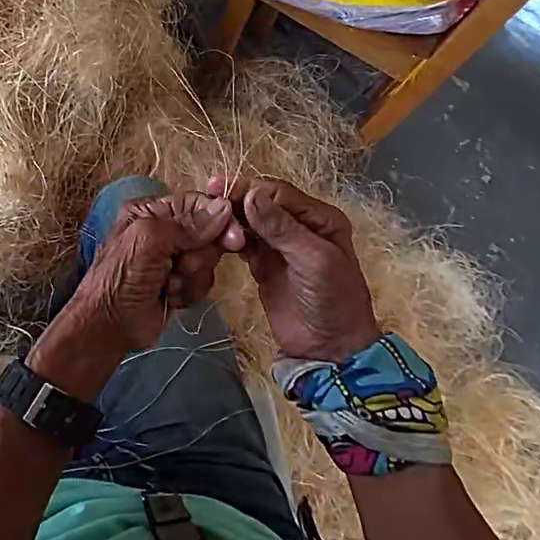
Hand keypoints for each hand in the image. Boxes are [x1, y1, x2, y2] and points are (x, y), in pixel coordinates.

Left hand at [30, 193, 242, 398]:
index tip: (234, 238)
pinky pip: (203, 282)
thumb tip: (225, 207)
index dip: (218, 219)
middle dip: (198, 256)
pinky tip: (168, 298)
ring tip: (167, 286)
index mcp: (152, 211)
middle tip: (180, 267)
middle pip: (209, 234)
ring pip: (208, 261)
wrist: (108, 325)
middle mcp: (164, 231)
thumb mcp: (151, 241)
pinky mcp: (180, 284)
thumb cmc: (122, 276)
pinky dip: (188, 292)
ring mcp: (173, 259)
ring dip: (190, 277)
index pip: (198, 203)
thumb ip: (188, 224)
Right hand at [212, 177, 379, 362]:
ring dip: (230, 220)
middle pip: (261, 204)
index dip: (250, 190)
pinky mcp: (263, 264)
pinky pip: (242, 243)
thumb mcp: (313, 260)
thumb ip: (282, 228)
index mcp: (319, 218)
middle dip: (236, 201)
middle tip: (207, 200)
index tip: (220, 190)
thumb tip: (252, 194)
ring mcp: (279, 246)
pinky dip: (228, 239)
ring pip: (249, 222)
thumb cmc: (332, 301)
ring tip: (209, 223)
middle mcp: (298, 226)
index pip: (278, 194)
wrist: (330, 350)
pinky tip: (214, 238)